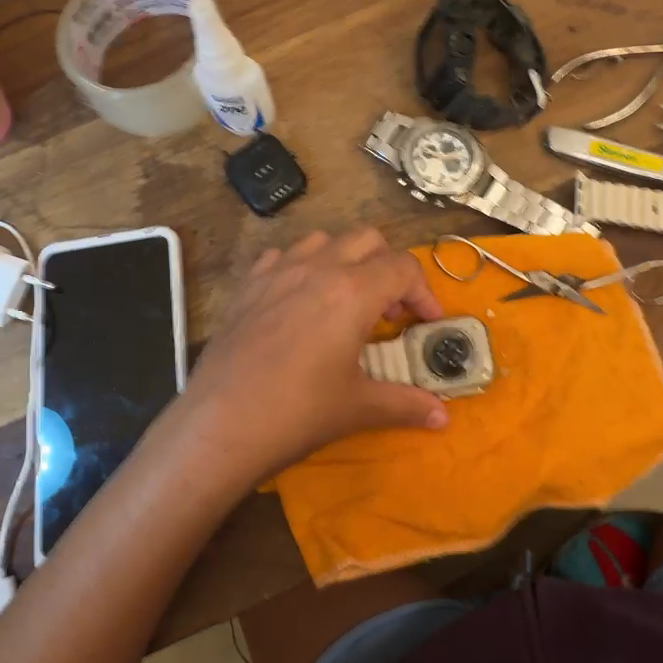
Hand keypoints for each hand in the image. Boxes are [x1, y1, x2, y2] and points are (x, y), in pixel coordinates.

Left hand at [175, 228, 449, 479]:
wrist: (220, 423)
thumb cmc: (297, 413)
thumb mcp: (357, 408)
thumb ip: (405, 404)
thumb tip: (442, 418)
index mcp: (352, 291)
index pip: (402, 268)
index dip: (424, 292)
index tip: (427, 323)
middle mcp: (316, 268)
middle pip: (366, 239)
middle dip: (388, 265)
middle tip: (390, 309)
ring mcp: (276, 272)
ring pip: (322, 240)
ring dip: (345, 259)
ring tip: (347, 300)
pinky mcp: (247, 286)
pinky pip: (281, 256)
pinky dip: (300, 267)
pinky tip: (300, 302)